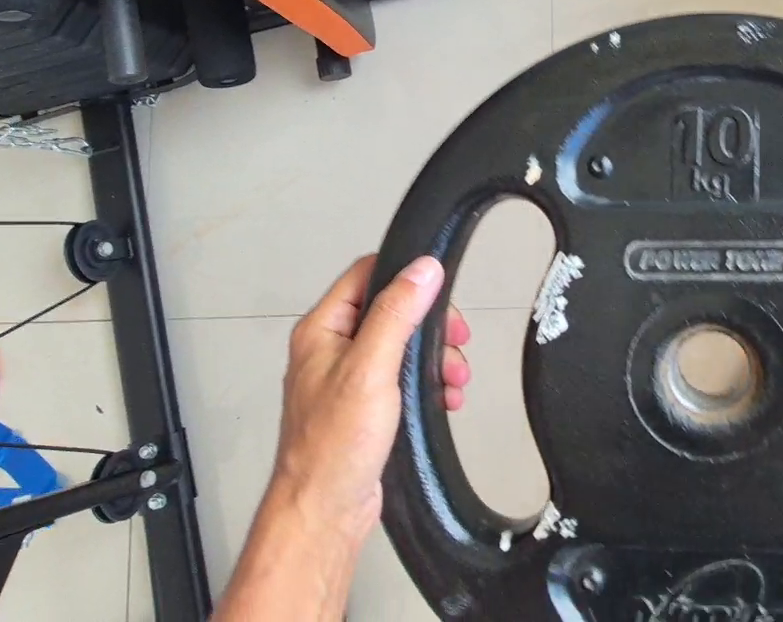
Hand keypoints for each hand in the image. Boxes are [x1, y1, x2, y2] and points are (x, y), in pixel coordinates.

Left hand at [271, 253, 471, 543]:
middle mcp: (332, 346)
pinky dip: (429, 382)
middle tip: (460, 338)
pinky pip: (405, 376)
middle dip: (431, 323)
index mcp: (322, 328)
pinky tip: (447, 398)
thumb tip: (424, 267)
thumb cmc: (337, 440)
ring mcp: (349, 377)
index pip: (366, 274)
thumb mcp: (371, 367)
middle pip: (392, 308)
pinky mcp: (366, 405)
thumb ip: (396, 313)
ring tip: (458, 379)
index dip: (405, 274)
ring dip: (437, 356)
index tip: (443, 289)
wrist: (323, 514)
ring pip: (404, 344)